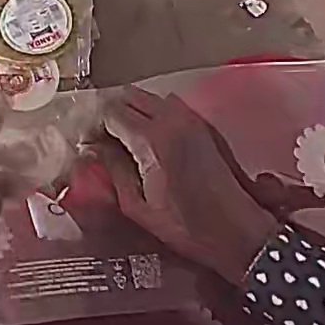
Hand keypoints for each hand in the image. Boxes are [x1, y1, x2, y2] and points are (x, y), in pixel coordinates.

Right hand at [92, 87, 277, 286]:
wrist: (235, 229)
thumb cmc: (184, 225)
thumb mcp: (137, 205)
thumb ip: (113, 169)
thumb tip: (94, 149)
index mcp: (151, 139)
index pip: (111, 112)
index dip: (95, 125)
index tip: (89, 143)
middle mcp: (171, 119)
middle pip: (129, 95)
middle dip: (111, 112)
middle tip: (103, 138)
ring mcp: (190, 118)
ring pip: (149, 97)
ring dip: (132, 110)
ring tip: (124, 138)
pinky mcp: (202, 124)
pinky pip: (169, 105)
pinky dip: (153, 112)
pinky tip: (150, 138)